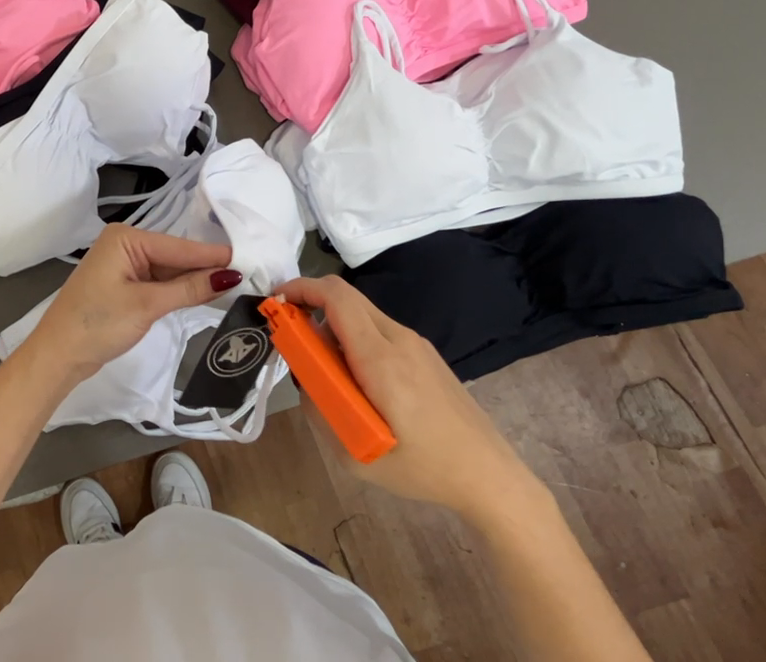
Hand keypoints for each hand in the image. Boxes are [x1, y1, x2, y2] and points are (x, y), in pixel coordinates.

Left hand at [24, 224, 240, 381]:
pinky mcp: (124, 285)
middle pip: (176, 256)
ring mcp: (124, 265)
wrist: (58, 355)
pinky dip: (180, 290)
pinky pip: (159, 282)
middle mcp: (125, 244)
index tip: (252, 258)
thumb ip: (189, 288)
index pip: (180, 246)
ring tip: (237, 286)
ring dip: (196, 280)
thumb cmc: (97, 324)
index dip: (215, 256)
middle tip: (251, 275)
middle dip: (208, 268)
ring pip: (170, 270)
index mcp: (126, 238)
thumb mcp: (147, 305)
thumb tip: (230, 276)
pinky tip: (205, 294)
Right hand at [275, 276, 548, 526]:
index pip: (336, 298)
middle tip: (288, 332)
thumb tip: (304, 375)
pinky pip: (379, 330)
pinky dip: (354, 337)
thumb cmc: (423, 468)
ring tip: (319, 364)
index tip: (275, 303)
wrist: (490, 477)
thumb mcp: (355, 454)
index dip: (300, 289)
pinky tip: (353, 377)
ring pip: (363, 313)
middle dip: (310, 303)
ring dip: (332, 323)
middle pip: (347, 297)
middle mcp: (400, 340)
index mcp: (381, 359)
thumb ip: (320, 409)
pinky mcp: (426, 356)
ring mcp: (417, 345)